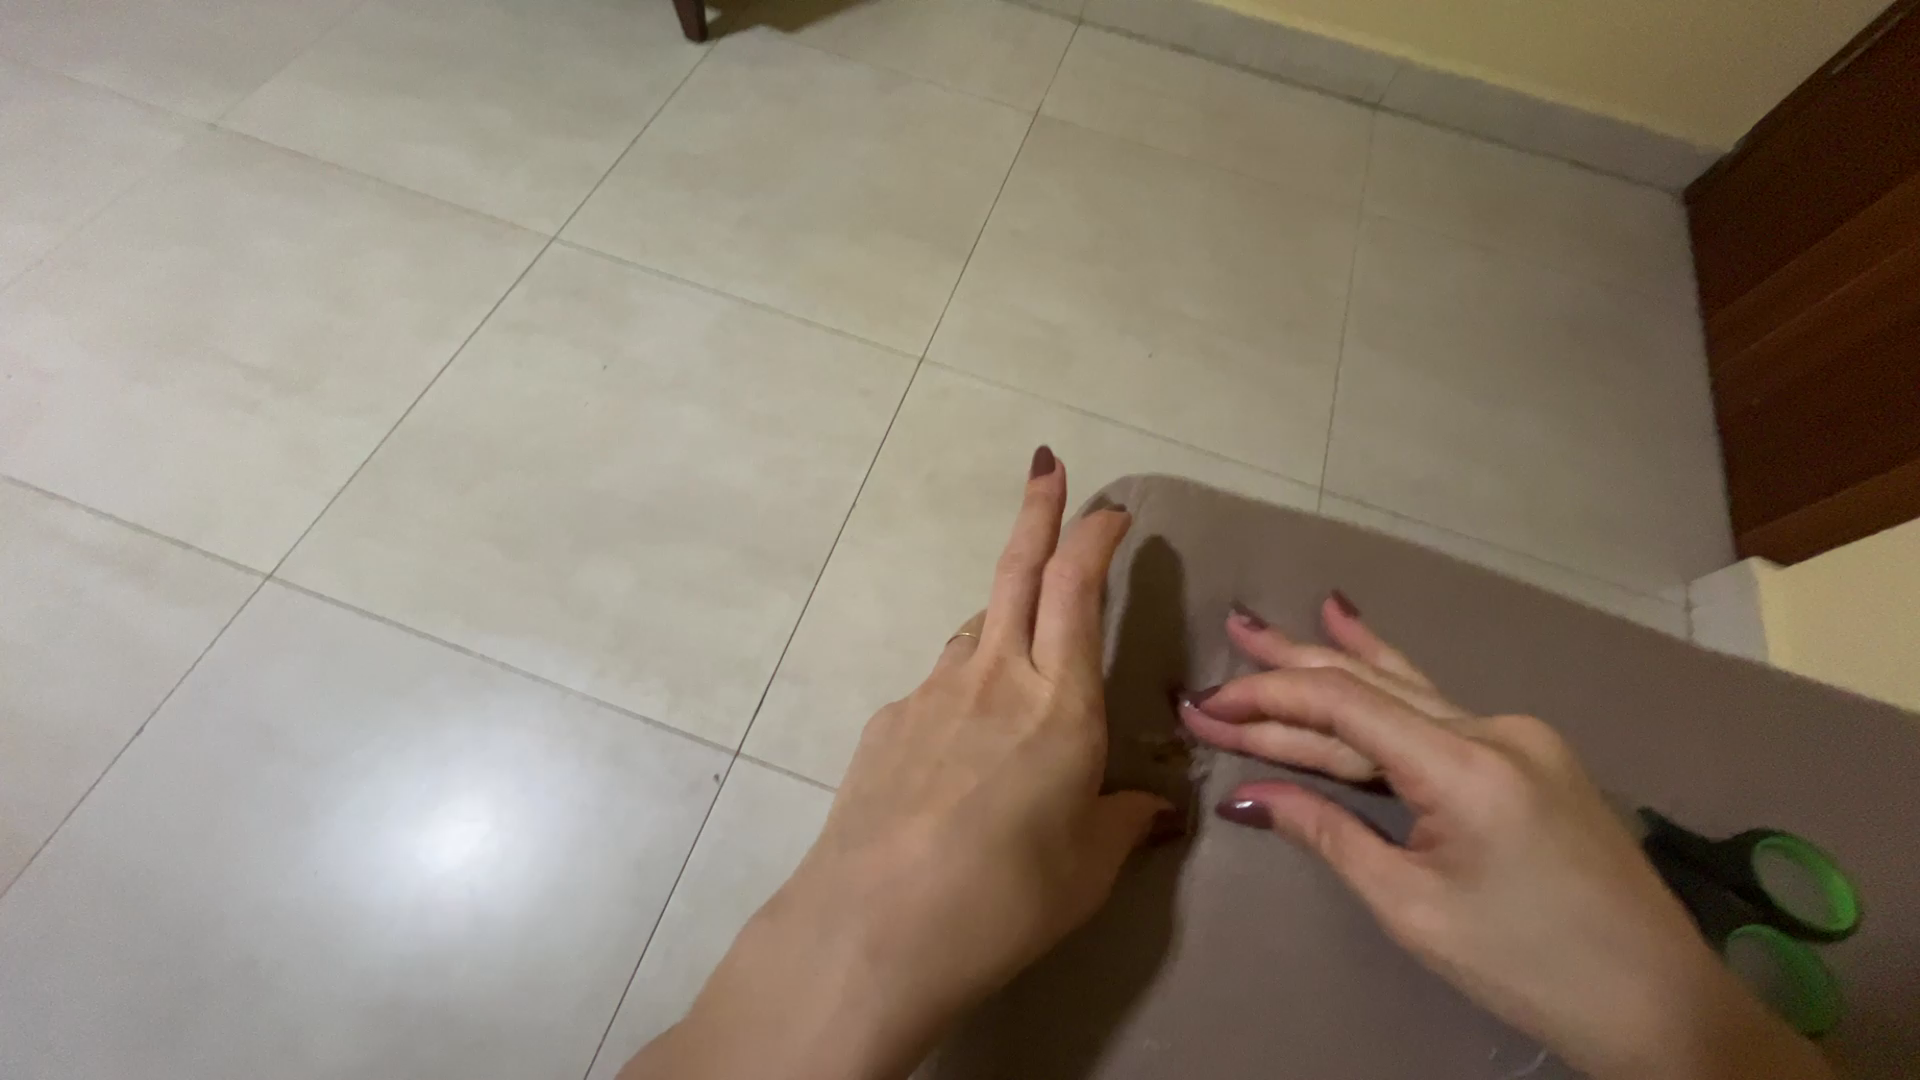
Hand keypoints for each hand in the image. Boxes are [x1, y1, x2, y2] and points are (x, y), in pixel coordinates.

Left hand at [625, 447, 1168, 1079]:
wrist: (872, 927)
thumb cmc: (1002, 899)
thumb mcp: (1087, 869)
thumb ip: (1124, 824)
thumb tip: (1154, 807)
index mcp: (1058, 703)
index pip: (1078, 590)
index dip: (1092, 536)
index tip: (1109, 508)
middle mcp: (994, 677)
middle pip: (1017, 570)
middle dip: (1038, 510)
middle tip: (1047, 467)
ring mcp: (932, 690)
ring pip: (977, 627)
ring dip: (1004, 615)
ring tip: (1021, 657)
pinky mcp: (888, 718)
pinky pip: (940, 685)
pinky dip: (963, 690)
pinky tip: (958, 751)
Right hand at [1181, 596, 1832, 1079]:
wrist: (1666, 1009)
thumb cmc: (1530, 968)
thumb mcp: (1409, 905)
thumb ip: (1324, 830)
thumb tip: (1244, 795)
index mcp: (1465, 767)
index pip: (1342, 706)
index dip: (1266, 699)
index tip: (1207, 706)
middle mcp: (1491, 729)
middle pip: (1362, 686)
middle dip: (1282, 675)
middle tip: (1220, 644)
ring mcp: (1510, 733)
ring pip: (1394, 689)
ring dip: (1320, 664)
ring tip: (1257, 628)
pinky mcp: (1517, 750)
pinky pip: (1429, 704)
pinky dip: (1379, 671)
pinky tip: (1345, 619)